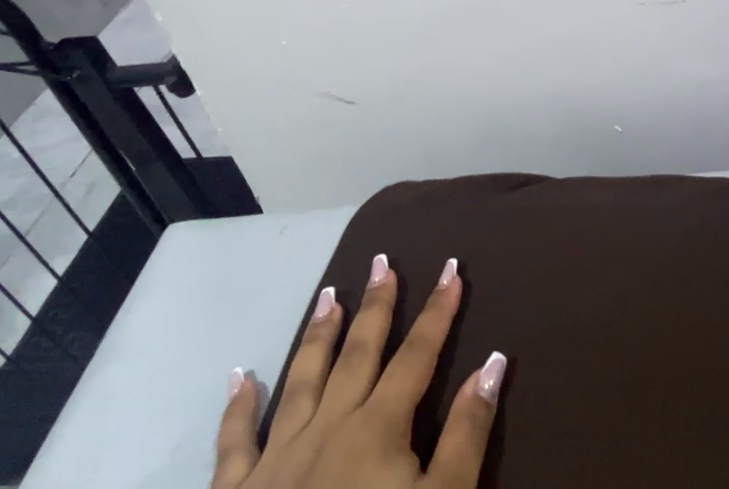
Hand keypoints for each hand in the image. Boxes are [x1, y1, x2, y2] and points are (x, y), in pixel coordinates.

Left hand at [213, 256, 507, 488]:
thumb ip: (467, 433)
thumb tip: (492, 362)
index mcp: (378, 428)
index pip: (416, 356)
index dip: (437, 311)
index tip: (452, 268)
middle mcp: (329, 426)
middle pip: (358, 353)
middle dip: (375, 306)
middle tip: (381, 262)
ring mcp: (278, 454)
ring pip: (302, 379)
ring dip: (318, 335)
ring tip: (328, 295)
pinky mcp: (238, 487)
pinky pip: (236, 439)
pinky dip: (238, 406)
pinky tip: (239, 377)